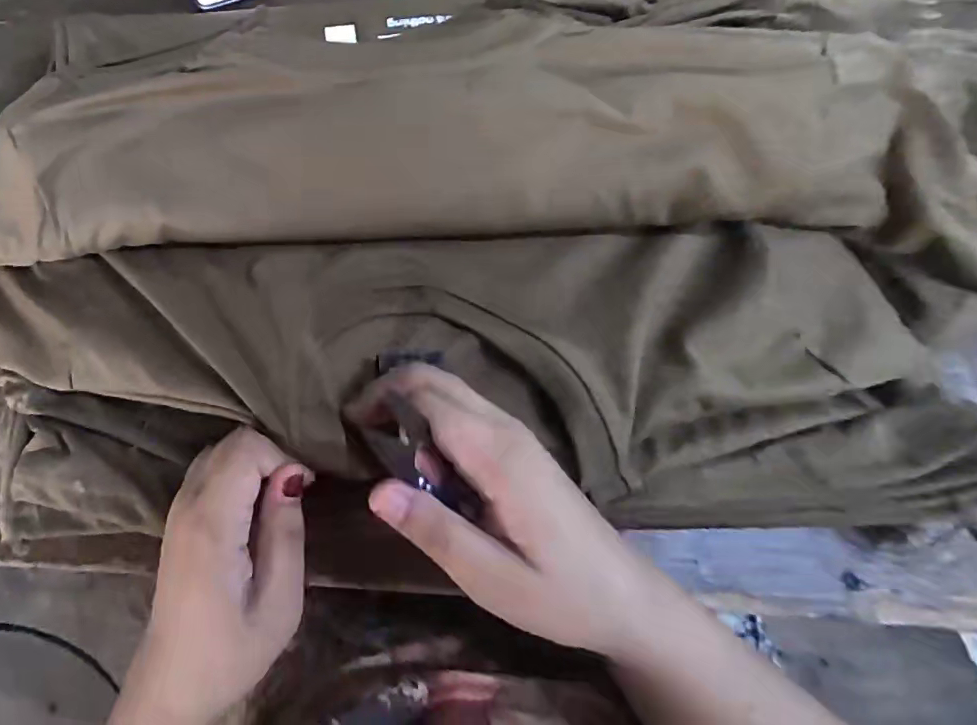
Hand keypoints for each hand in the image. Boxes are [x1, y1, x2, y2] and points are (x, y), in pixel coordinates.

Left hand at [110, 428, 311, 724]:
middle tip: (294, 496)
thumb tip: (291, 475)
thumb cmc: (232, 649)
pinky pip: (208, 468)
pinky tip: (252, 509)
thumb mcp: (279, 602)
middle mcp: (187, 502)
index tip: (305, 491)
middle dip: (270, 456)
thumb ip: (286, 532)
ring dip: (252, 462)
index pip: (246, 447)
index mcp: (211, 521)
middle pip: (232, 441)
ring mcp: (176, 506)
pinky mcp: (176, 515)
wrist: (174, 681)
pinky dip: (236, 471)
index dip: (282, 456)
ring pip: (219, 450)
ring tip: (275, 502)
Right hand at [346, 364, 654, 657]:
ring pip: (448, 389)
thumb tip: (375, 490)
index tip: (349, 425)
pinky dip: (430, 418)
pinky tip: (426, 465)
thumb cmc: (560, 593)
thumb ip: (434, 531)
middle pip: (434, 378)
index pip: (426, 396)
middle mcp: (504, 427)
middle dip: (389, 391)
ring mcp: (514, 431)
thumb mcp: (491, 579)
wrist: (627, 597)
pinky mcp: (517, 442)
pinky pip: (462, 409)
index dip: (381, 398)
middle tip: (360, 431)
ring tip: (389, 455)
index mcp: (496, 453)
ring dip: (409, 405)